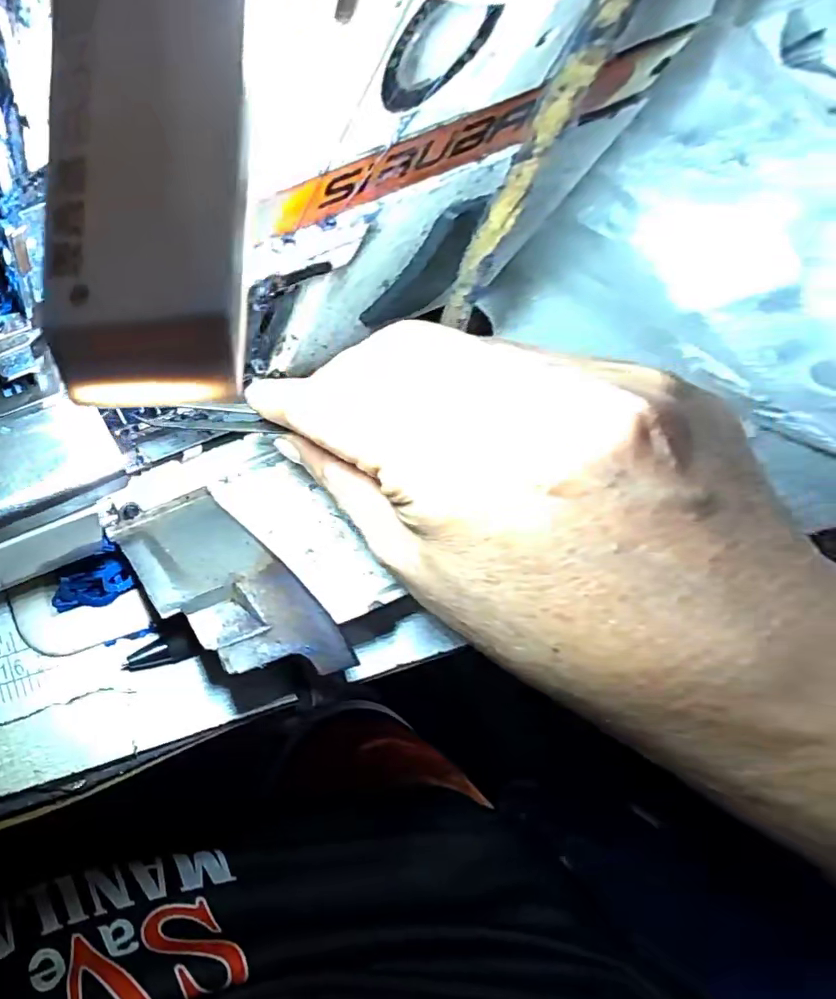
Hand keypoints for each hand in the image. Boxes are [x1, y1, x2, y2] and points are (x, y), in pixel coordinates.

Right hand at [244, 321, 824, 697]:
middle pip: (393, 353)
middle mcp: (544, 411)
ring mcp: (606, 386)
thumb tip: (301, 440)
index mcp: (473, 475)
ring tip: (385, 419)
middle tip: (319, 412)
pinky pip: (515, 358)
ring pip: (450, 345)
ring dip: (395, 376)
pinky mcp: (645, 380)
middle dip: (338, 379)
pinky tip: (463, 424)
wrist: (734, 653)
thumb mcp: (418, 569)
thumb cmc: (561, 633)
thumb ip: (349, 489)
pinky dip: (464, 382)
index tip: (264, 399)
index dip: (291, 401)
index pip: (345, 407)